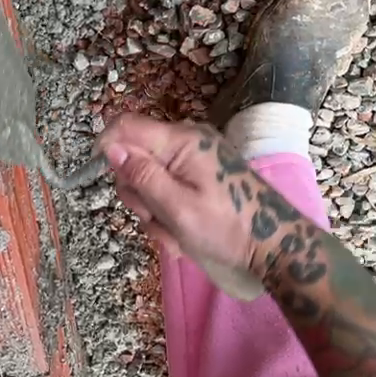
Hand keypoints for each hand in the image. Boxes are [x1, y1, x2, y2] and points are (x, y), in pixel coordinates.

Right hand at [99, 114, 293, 297]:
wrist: (276, 250)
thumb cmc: (229, 230)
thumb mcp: (178, 208)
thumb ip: (142, 176)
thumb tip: (110, 148)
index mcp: (182, 142)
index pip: (125, 126)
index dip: (105, 147)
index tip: (100, 177)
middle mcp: (186, 143)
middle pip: (133, 156)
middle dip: (136, 192)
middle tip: (155, 218)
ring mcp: (193, 160)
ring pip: (146, 178)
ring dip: (152, 210)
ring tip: (174, 233)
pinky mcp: (198, 176)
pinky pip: (164, 188)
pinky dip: (166, 214)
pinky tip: (182, 234)